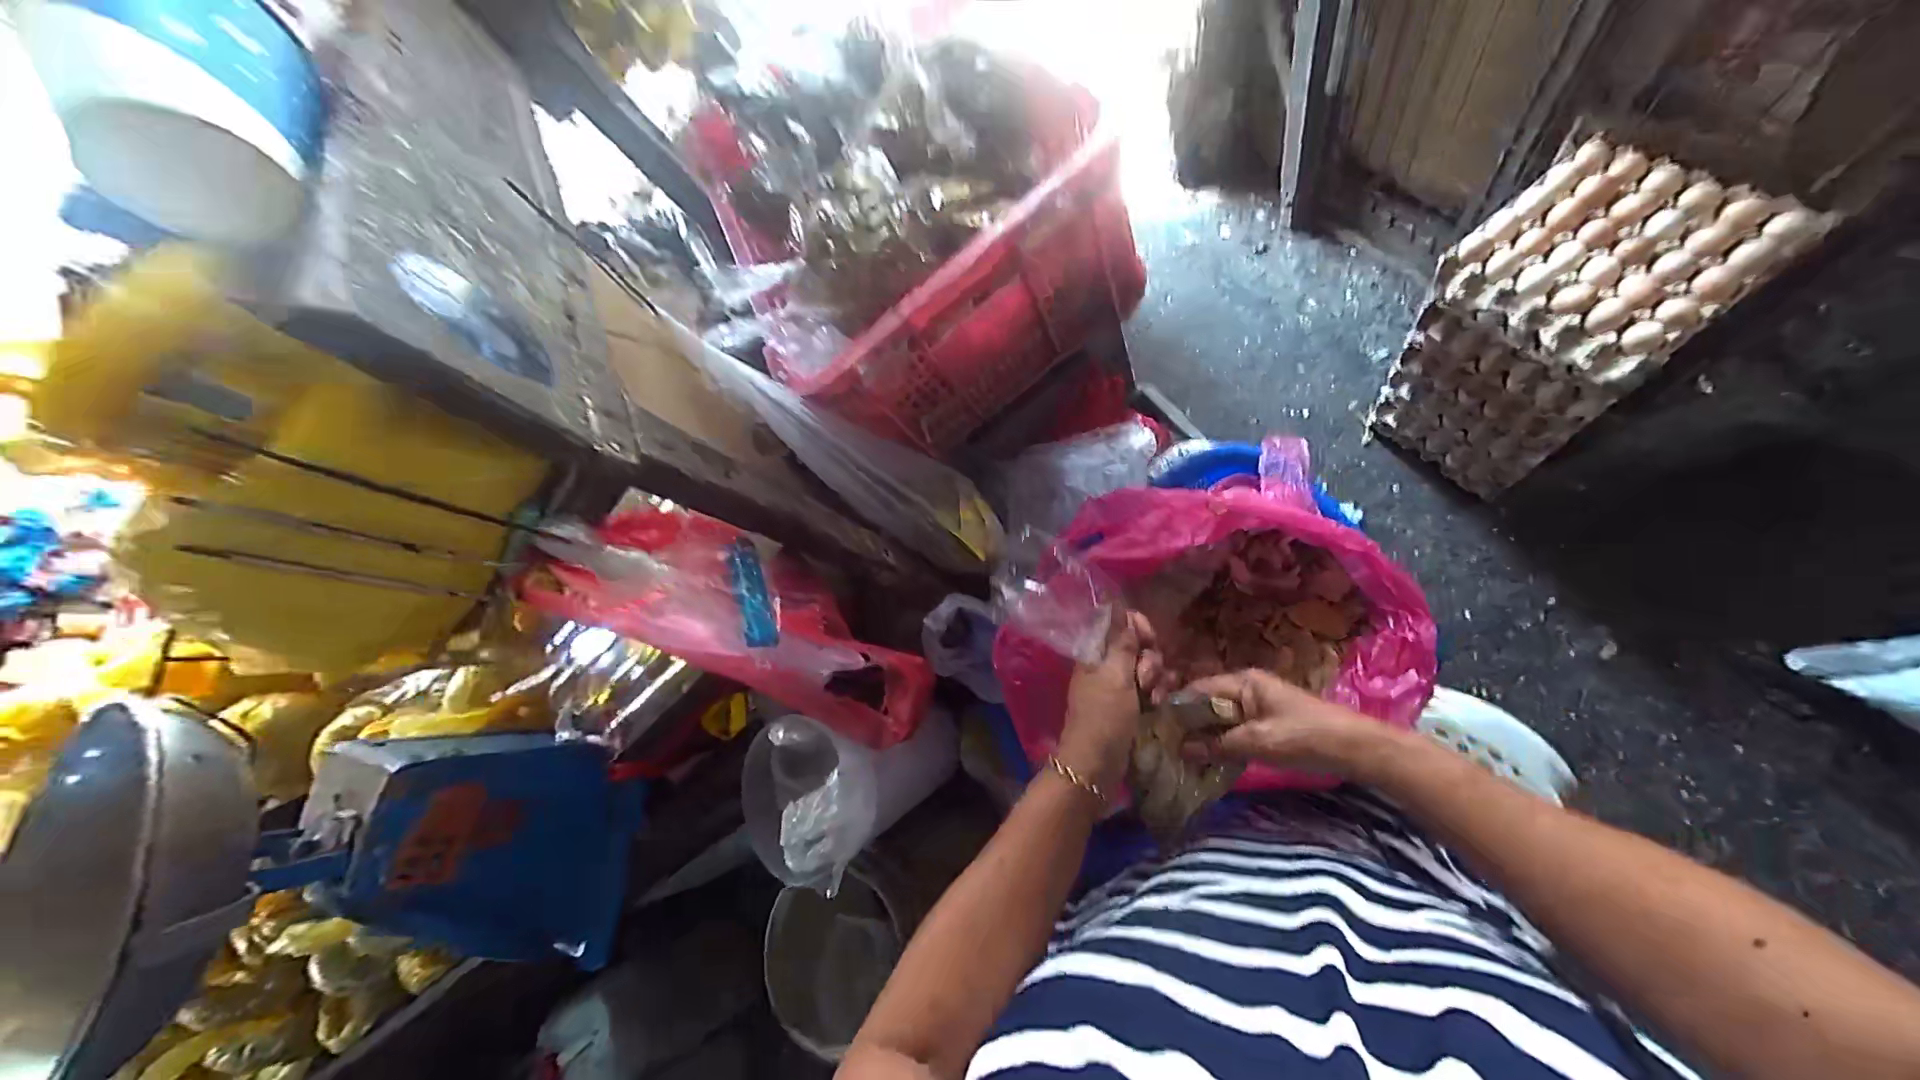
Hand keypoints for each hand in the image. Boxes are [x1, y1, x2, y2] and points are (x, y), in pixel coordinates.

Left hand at [1057, 610, 1161, 791]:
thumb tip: (1115, 602)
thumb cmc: (1104, 719)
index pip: (1120, 622)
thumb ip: (1120, 641)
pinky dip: (1155, 694)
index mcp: (1095, 652)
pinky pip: (1149, 688)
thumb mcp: (1115, 676)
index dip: (1138, 627)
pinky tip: (1157, 706)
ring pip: (1147, 667)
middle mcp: (1106, 664)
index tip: (1148, 641)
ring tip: (1152, 698)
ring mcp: (1117, 685)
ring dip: (1156, 679)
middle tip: (1145, 679)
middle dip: (1150, 658)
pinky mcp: (1129, 704)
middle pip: (1138, 644)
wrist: (1095, 767)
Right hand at [1183, 668, 1402, 776]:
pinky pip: (1236, 728)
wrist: (1357, 748)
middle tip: (1167, 745)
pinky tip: (1212, 757)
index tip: (1157, 728)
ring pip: (1221, 717)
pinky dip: (1223, 740)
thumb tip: (1182, 749)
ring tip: (1184, 754)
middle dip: (1189, 723)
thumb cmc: (1304, 736)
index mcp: (1243, 681)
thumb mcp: (1257, 741)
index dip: (1177, 708)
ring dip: (1206, 734)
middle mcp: (1247, 687)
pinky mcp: (1268, 722)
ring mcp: (1259, 704)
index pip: (1197, 690)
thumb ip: (1217, 744)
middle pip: (1207, 703)